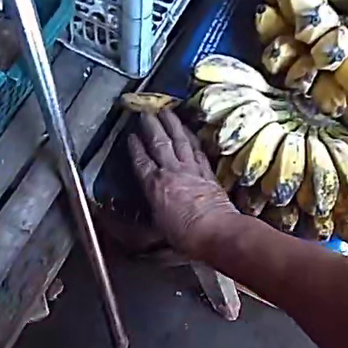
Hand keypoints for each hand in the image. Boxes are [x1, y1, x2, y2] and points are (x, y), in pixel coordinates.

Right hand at [127, 108, 241, 259]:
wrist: (217, 233)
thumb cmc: (185, 236)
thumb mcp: (158, 228)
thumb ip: (152, 214)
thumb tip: (148, 214)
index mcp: (155, 186)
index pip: (141, 162)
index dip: (135, 148)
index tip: (130, 136)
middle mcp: (171, 173)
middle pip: (159, 144)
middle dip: (151, 126)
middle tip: (146, 112)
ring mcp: (191, 171)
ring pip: (179, 141)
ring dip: (172, 125)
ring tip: (167, 111)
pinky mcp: (208, 174)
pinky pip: (197, 151)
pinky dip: (192, 139)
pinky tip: (189, 132)